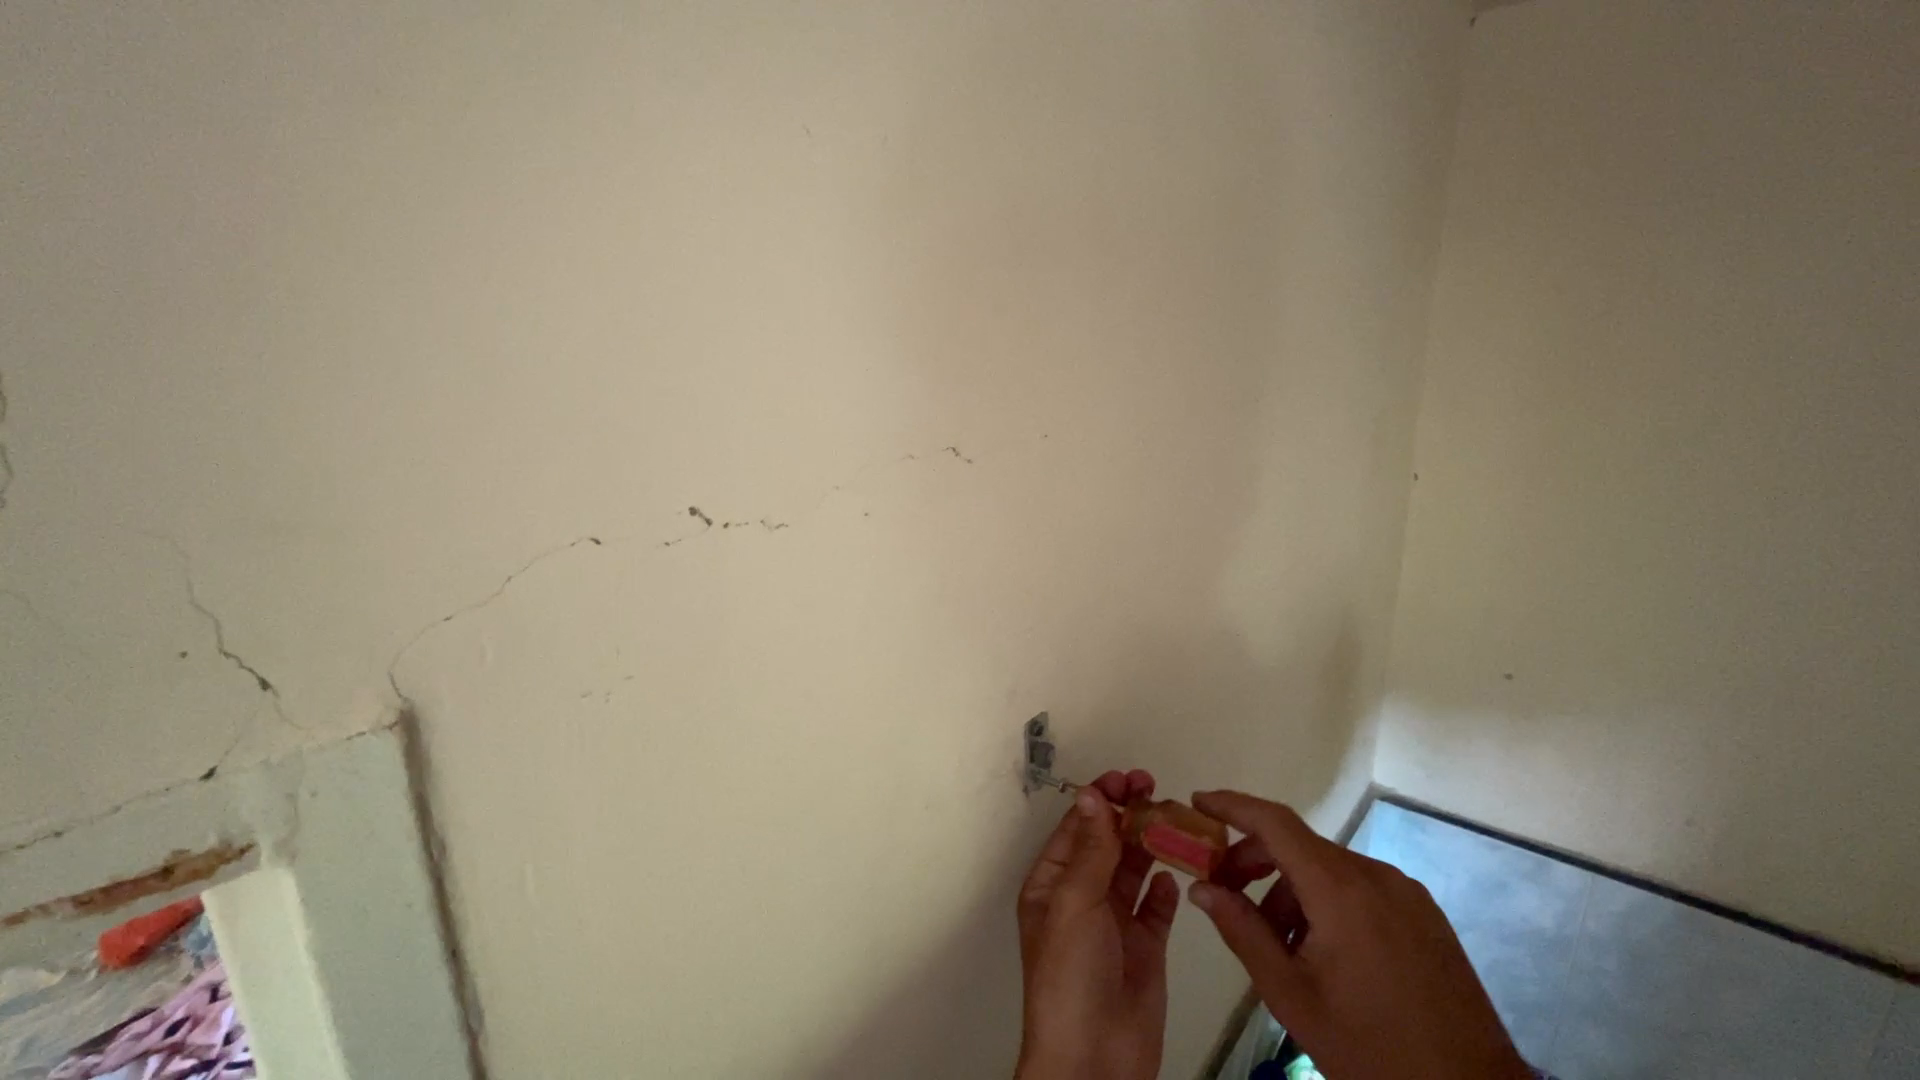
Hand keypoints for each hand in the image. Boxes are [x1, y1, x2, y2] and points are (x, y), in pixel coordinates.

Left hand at [1014, 770, 1179, 1079]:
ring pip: (1133, 870)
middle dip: (1127, 814)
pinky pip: (1157, 908)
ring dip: (1149, 843)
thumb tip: (1093, 795)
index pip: (1076, 831)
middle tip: (1153, 785)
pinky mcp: (1145, 947)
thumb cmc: (1071, 975)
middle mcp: (1081, 898)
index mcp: (1051, 886)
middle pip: (1106, 844)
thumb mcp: (1075, 904)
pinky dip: (1166, 888)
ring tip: (1172, 815)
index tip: (1125, 776)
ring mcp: (1114, 923)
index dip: (1099, 801)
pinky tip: (1177, 871)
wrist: (1095, 1058)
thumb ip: (1091, 850)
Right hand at [1187, 791, 1531, 1079]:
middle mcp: (1375, 875)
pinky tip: (1320, 951)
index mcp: (1340, 890)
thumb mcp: (1290, 995)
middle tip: (1223, 894)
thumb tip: (1201, 888)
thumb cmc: (1370, 1048)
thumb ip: (1242, 932)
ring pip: (1328, 870)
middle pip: (1299, 846)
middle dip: (1254, 861)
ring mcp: (1406, 892)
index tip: (1197, 802)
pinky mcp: (1424, 913)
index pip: (1275, 823)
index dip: (1232, 805)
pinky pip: (1360, 888)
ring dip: (1290, 891)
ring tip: (1277, 945)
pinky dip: (1325, 902)